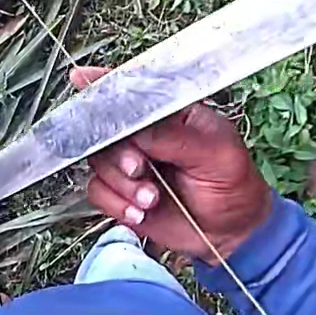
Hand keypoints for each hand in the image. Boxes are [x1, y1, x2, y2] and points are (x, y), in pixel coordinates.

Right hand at [72, 66, 274, 259]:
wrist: (231, 235)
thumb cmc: (234, 187)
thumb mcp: (214, 154)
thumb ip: (174, 138)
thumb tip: (136, 128)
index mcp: (170, 115)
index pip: (134, 91)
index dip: (105, 84)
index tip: (81, 79)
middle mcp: (145, 136)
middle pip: (105, 131)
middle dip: (118, 154)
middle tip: (139, 169)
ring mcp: (130, 165)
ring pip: (98, 163)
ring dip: (122, 185)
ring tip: (152, 199)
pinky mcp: (122, 194)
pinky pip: (98, 192)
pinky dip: (116, 204)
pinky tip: (140, 212)